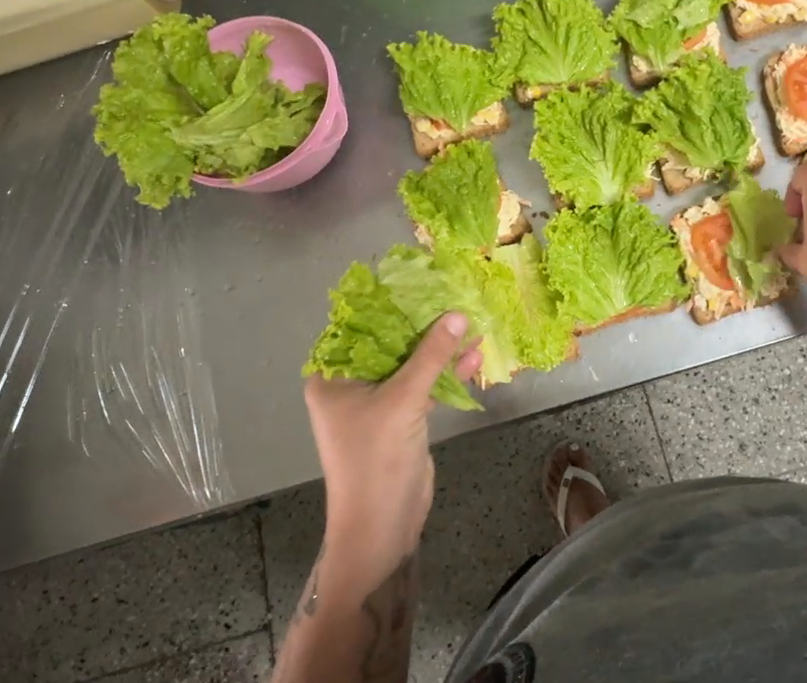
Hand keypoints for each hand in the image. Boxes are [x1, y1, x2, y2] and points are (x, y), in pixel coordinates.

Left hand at [303, 313, 481, 571]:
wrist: (383, 525)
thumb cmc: (376, 458)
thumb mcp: (404, 400)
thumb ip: (431, 356)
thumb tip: (457, 314)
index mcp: (333, 375)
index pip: (359, 326)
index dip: (389, 303)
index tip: (421, 280)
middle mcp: (351, 383)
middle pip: (390, 343)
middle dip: (423, 325)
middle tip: (453, 295)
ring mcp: (377, 402)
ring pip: (411, 364)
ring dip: (440, 349)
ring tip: (473, 324)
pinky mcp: (400, 418)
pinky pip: (423, 386)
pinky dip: (445, 374)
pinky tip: (473, 357)